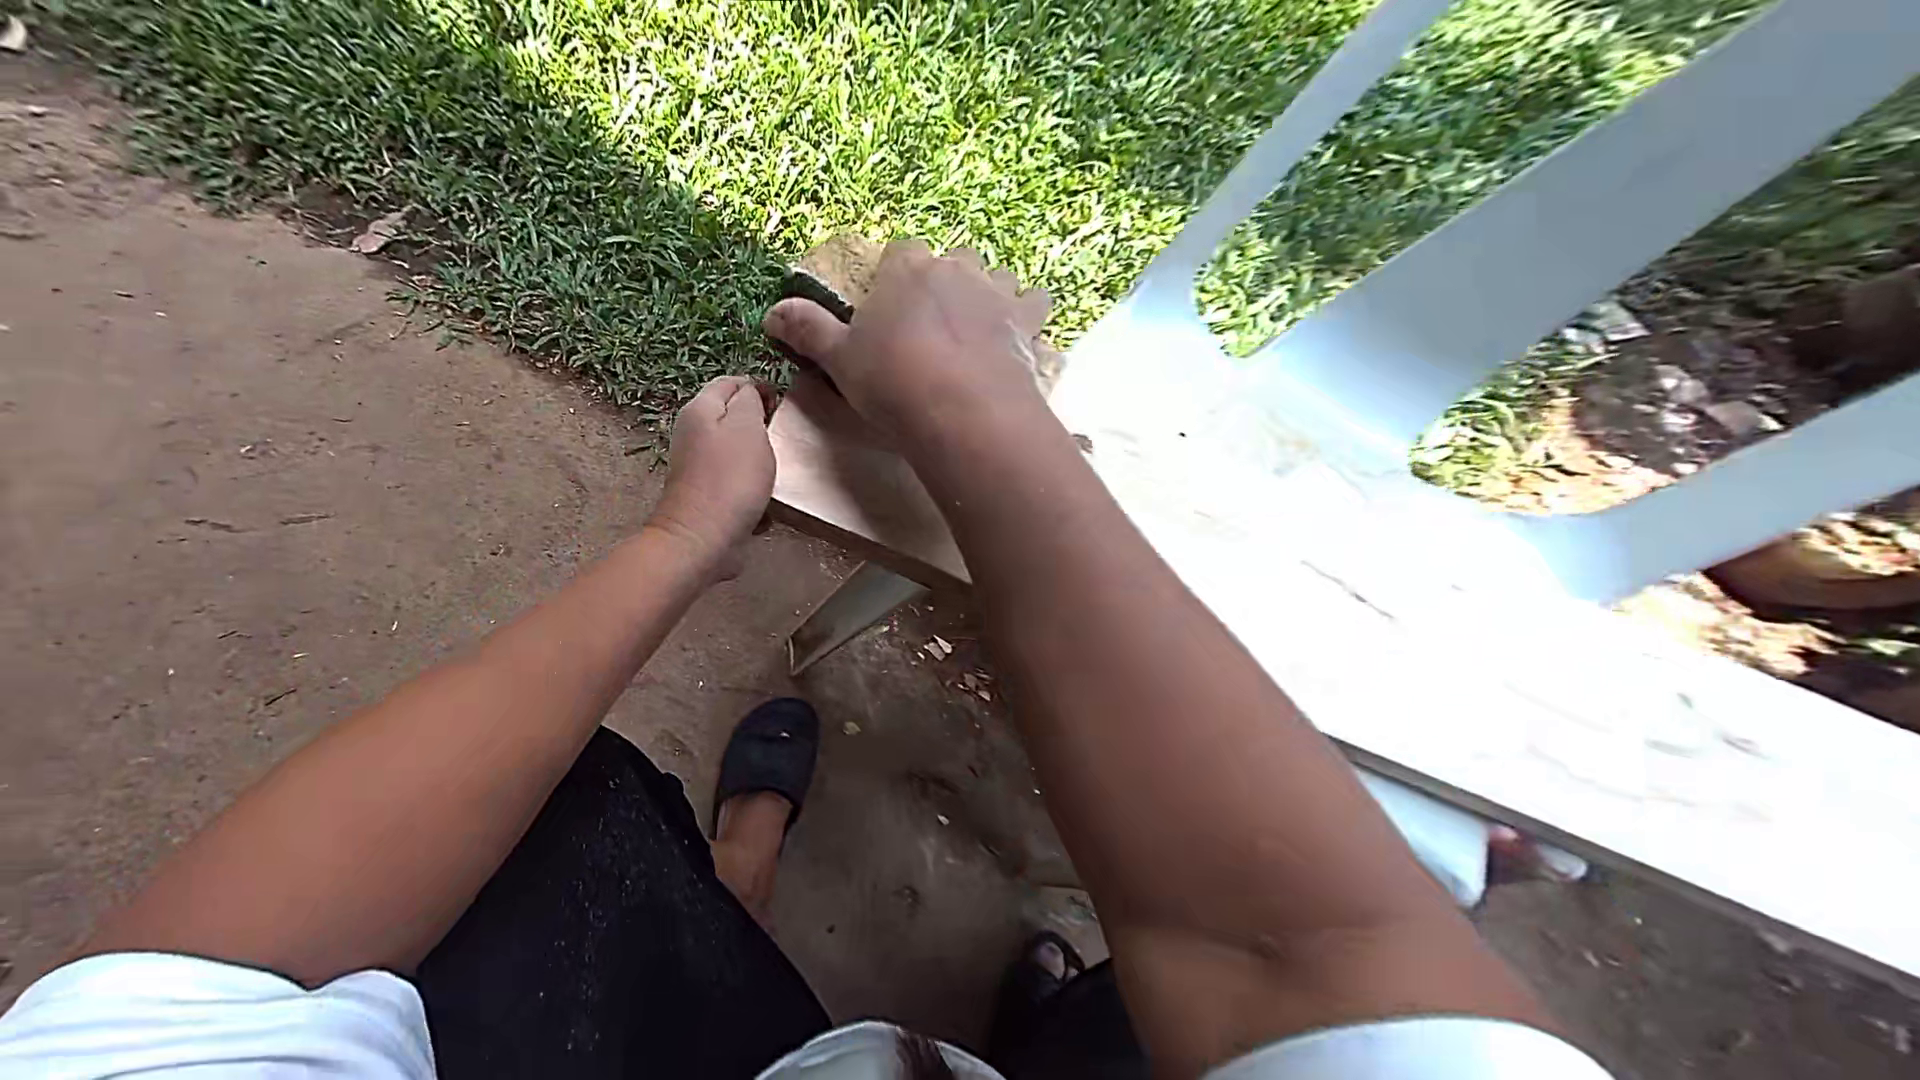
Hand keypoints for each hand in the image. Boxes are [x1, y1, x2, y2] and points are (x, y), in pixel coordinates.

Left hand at [648, 376, 775, 576]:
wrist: (703, 539)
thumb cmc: (730, 480)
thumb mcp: (748, 428)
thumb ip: (751, 401)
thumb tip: (752, 391)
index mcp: (700, 410)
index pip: (732, 382)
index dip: (760, 388)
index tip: (782, 408)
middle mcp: (693, 433)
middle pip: (734, 416)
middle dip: (761, 425)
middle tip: (781, 439)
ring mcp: (698, 465)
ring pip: (738, 450)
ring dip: (759, 459)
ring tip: (775, 471)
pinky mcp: (707, 493)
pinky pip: (736, 480)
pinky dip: (751, 487)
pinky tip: (763, 500)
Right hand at [762, 239, 1052, 448]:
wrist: (961, 410)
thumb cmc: (893, 382)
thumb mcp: (840, 359)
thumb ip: (808, 330)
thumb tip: (771, 312)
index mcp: (908, 269)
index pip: (903, 252)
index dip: (898, 276)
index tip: (893, 306)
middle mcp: (956, 269)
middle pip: (955, 258)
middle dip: (947, 281)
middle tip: (936, 322)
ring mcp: (997, 293)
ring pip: (999, 275)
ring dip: (992, 292)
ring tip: (981, 326)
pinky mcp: (1027, 323)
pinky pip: (1038, 303)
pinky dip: (1031, 314)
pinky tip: (1025, 335)